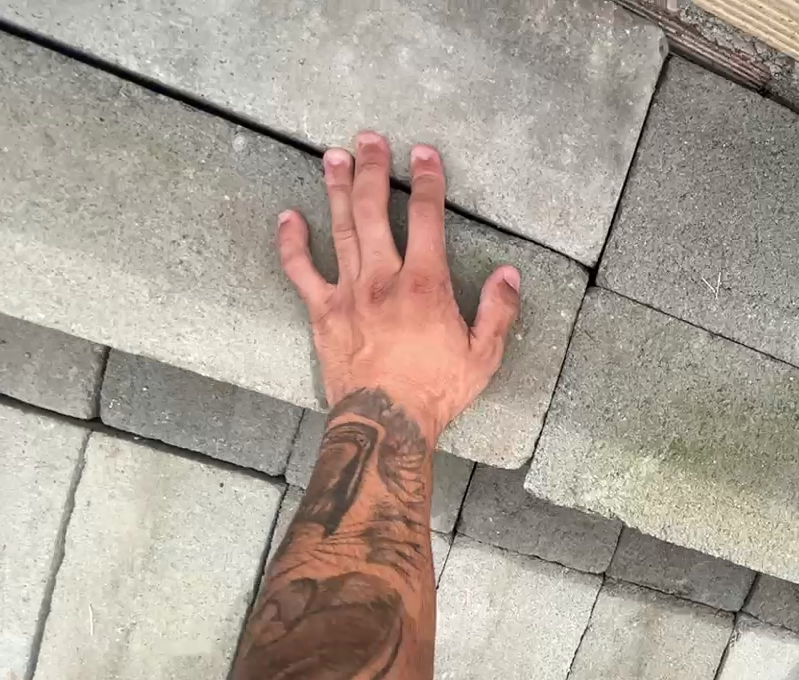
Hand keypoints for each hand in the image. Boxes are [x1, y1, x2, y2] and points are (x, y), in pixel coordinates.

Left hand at [276, 131, 521, 446]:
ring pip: (339, 228)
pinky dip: (293, 242)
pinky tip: (289, 217)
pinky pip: (301, 270)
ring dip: (336, 188)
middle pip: (373, 211)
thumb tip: (509, 275)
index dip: (427, 183)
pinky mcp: (324, 311)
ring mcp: (349, 292)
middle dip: (373, 170)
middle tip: (371, 140)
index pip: (426, 220)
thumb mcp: (483, 355)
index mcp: (425, 286)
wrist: (388, 420)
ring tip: (334, 157)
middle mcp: (383, 279)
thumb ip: (498, 312)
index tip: (425, 155)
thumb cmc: (439, 390)